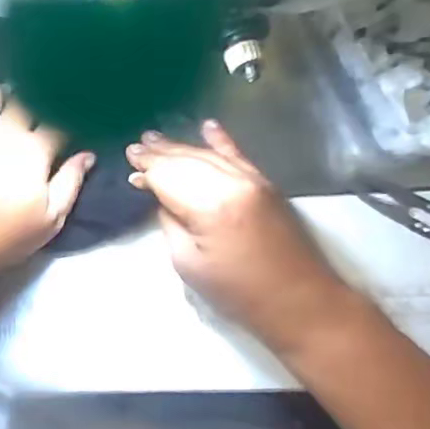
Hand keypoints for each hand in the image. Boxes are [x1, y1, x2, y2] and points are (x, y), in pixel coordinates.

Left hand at [0, 82, 94, 271]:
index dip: (69, 115)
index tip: (74, 114)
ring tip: (4, 99)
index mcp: (34, 150)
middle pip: (25, 100)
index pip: (59, 121)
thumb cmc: (8, 236)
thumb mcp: (51, 218)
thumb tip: (87, 154)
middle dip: (36, 98)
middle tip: (40, 103)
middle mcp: (4, 132)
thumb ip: (71, 181)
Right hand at [125, 120, 359, 351]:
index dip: (147, 169)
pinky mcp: (266, 184)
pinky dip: (221, 141)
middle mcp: (232, 183)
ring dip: (182, 147)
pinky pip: (238, 155)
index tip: (129, 161)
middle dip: (160, 154)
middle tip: (136, 148)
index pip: (168, 176)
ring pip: (209, 155)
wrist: (299, 301)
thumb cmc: (239, 293)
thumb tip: (163, 199)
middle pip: (187, 160)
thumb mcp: (189, 264)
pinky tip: (208, 127)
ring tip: (156, 139)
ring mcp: (252, 180)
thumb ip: (171, 223)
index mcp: (209, 206)